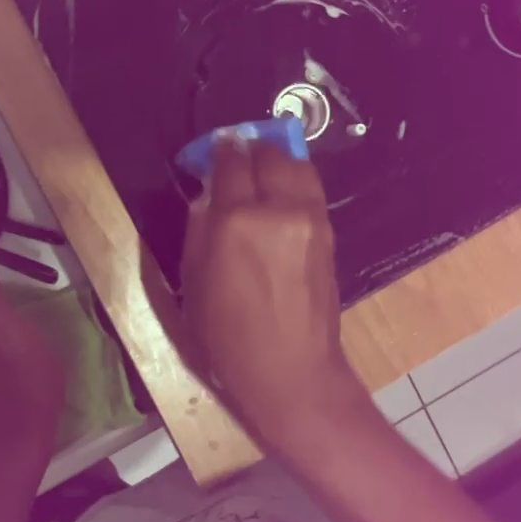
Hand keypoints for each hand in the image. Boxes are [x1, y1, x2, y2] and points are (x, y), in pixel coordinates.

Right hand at [180, 140, 373, 448]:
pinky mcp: (327, 233)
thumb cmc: (227, 337)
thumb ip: (199, 229)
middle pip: (269, 155)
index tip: (214, 149)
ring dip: (278, 159)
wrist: (290, 372)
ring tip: (264, 167)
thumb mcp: (193, 282)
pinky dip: (296, 180)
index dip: (220, 151)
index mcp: (235, 220)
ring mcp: (309, 219)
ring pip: (297, 165)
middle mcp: (277, 209)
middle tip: (238, 157)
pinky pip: (311, 190)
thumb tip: (208, 195)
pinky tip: (283, 191)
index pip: (230, 163)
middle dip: (251, 150)